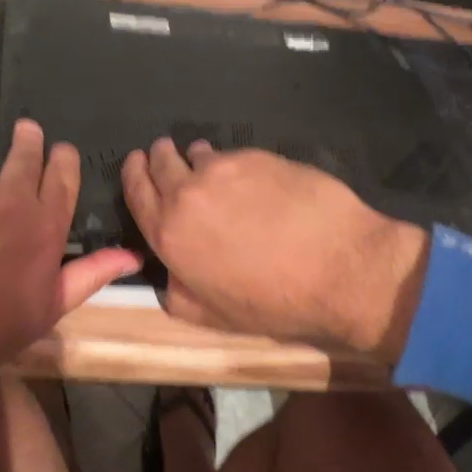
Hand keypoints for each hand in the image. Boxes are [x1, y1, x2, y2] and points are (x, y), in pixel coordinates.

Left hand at [0, 120, 139, 471]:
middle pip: (25, 155)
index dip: (63, 160)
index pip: (63, 177)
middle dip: (30, 141)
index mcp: (45, 226)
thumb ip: (89, 274)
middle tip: (28, 130)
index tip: (61, 150)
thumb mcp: (47, 310)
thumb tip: (132, 255)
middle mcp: (11, 199)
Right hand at [120, 139, 429, 358]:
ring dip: (197, 158)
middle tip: (164, 155)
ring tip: (208, 166)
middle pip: (162, 162)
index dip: (133, 174)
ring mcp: (225, 169)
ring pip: (200, 154)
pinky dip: (234, 163)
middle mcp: (189, 193)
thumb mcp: (213, 317)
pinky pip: (235, 155)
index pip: (136, 191)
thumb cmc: (274, 302)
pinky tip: (250, 177)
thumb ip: (179, 295)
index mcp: (169, 233)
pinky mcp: (260, 156)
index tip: (136, 162)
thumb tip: (168, 278)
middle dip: (159, 157)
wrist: (338, 268)